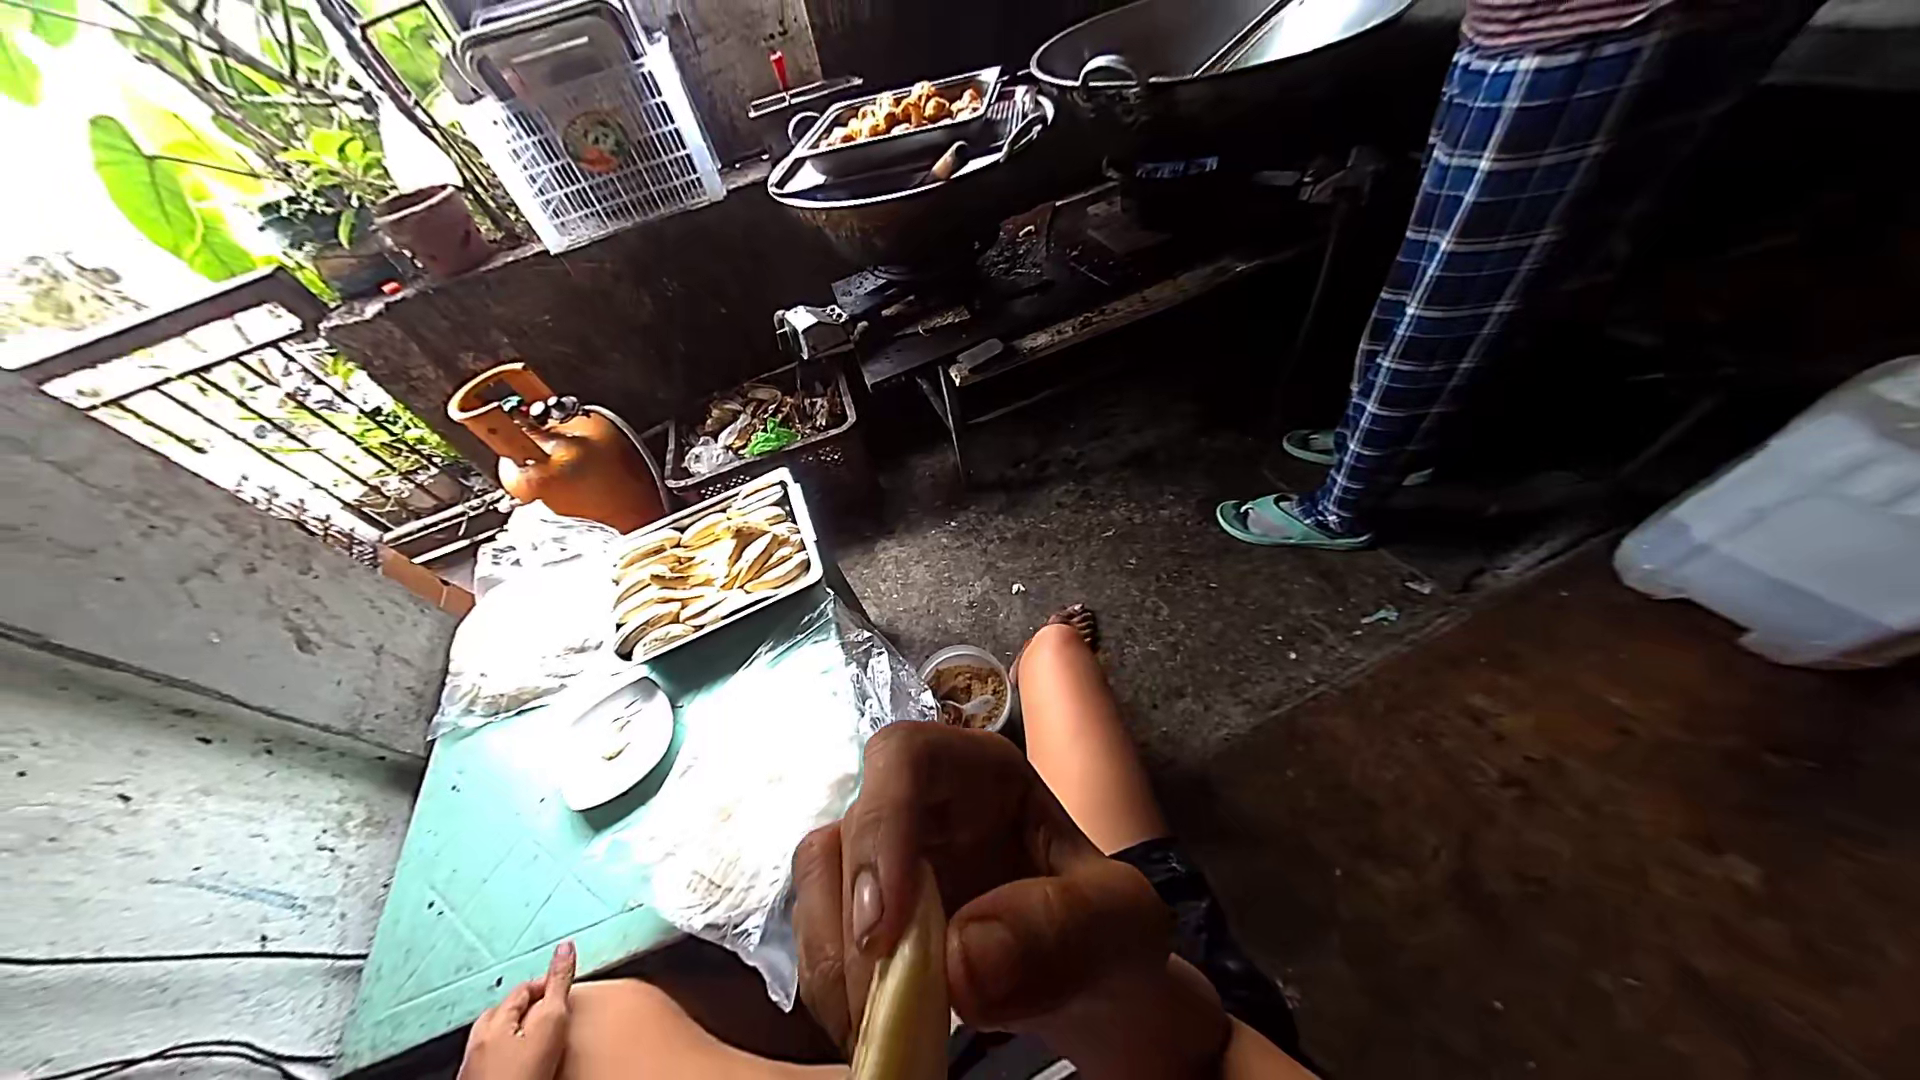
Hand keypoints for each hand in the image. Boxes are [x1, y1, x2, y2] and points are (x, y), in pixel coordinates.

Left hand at [458, 941, 576, 1079]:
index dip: (548, 983)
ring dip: (516, 1032)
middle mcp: (475, 1044)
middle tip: (553, 1011)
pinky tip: (521, 1064)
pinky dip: (507, 1055)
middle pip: (503, 1012)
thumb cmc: (524, 1077)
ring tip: (537, 1037)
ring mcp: (471, 1070)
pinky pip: (492, 1061)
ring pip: (495, 1038)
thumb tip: (565, 947)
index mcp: (492, 1023)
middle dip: (528, 1006)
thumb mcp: (551, 1023)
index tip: (566, 988)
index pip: (523, 988)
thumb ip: (558, 983)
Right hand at [791, 724, 1222, 1073]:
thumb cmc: (1105, 925)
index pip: (906, 755)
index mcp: (981, 772)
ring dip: (833, 957)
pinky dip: (831, 985)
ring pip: (818, 876)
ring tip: (881, 1027)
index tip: (886, 927)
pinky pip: (817, 928)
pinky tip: (873, 1025)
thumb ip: (1062, 928)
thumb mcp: (1120, 921)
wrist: (1088, 977)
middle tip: (886, 1010)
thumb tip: (958, 961)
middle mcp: (922, 800)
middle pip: (852, 823)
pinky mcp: (863, 904)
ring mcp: (887, 851)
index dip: (883, 823)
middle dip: (856, 919)